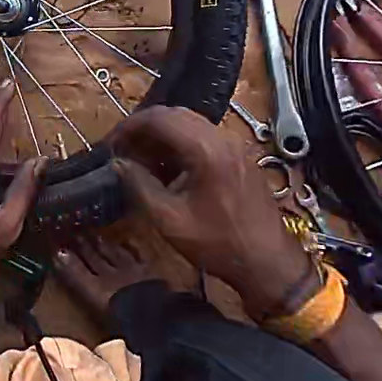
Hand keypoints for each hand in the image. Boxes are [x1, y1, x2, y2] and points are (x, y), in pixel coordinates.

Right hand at [106, 106, 314, 317]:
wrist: (270, 266)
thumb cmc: (219, 245)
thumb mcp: (169, 219)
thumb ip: (139, 185)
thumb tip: (118, 163)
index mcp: (206, 150)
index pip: (159, 118)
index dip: (129, 127)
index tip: (111, 143)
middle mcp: (223, 139)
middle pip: (173, 114)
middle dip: (143, 128)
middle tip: (122, 149)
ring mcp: (234, 146)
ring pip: (187, 123)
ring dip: (160, 135)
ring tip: (140, 159)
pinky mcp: (239, 156)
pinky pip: (202, 135)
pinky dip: (178, 143)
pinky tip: (166, 167)